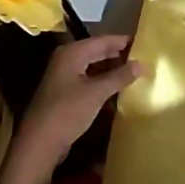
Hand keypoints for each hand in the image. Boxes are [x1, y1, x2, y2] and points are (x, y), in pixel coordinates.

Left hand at [3, 35, 141, 183]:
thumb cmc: (68, 111)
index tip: (145, 43)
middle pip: (98, 52)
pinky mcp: (65, 92)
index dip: (123, 41)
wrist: (39, 143)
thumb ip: (119, 76)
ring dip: (112, 70)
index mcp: (73, 53)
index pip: (104, 40)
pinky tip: (118, 90)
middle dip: (119, 55)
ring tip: (135, 73)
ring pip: (94, 67)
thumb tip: (141, 63)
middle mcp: (67, 59)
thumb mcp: (97, 92)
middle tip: (143, 58)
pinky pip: (89, 80)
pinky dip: (103, 82)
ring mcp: (65, 76)